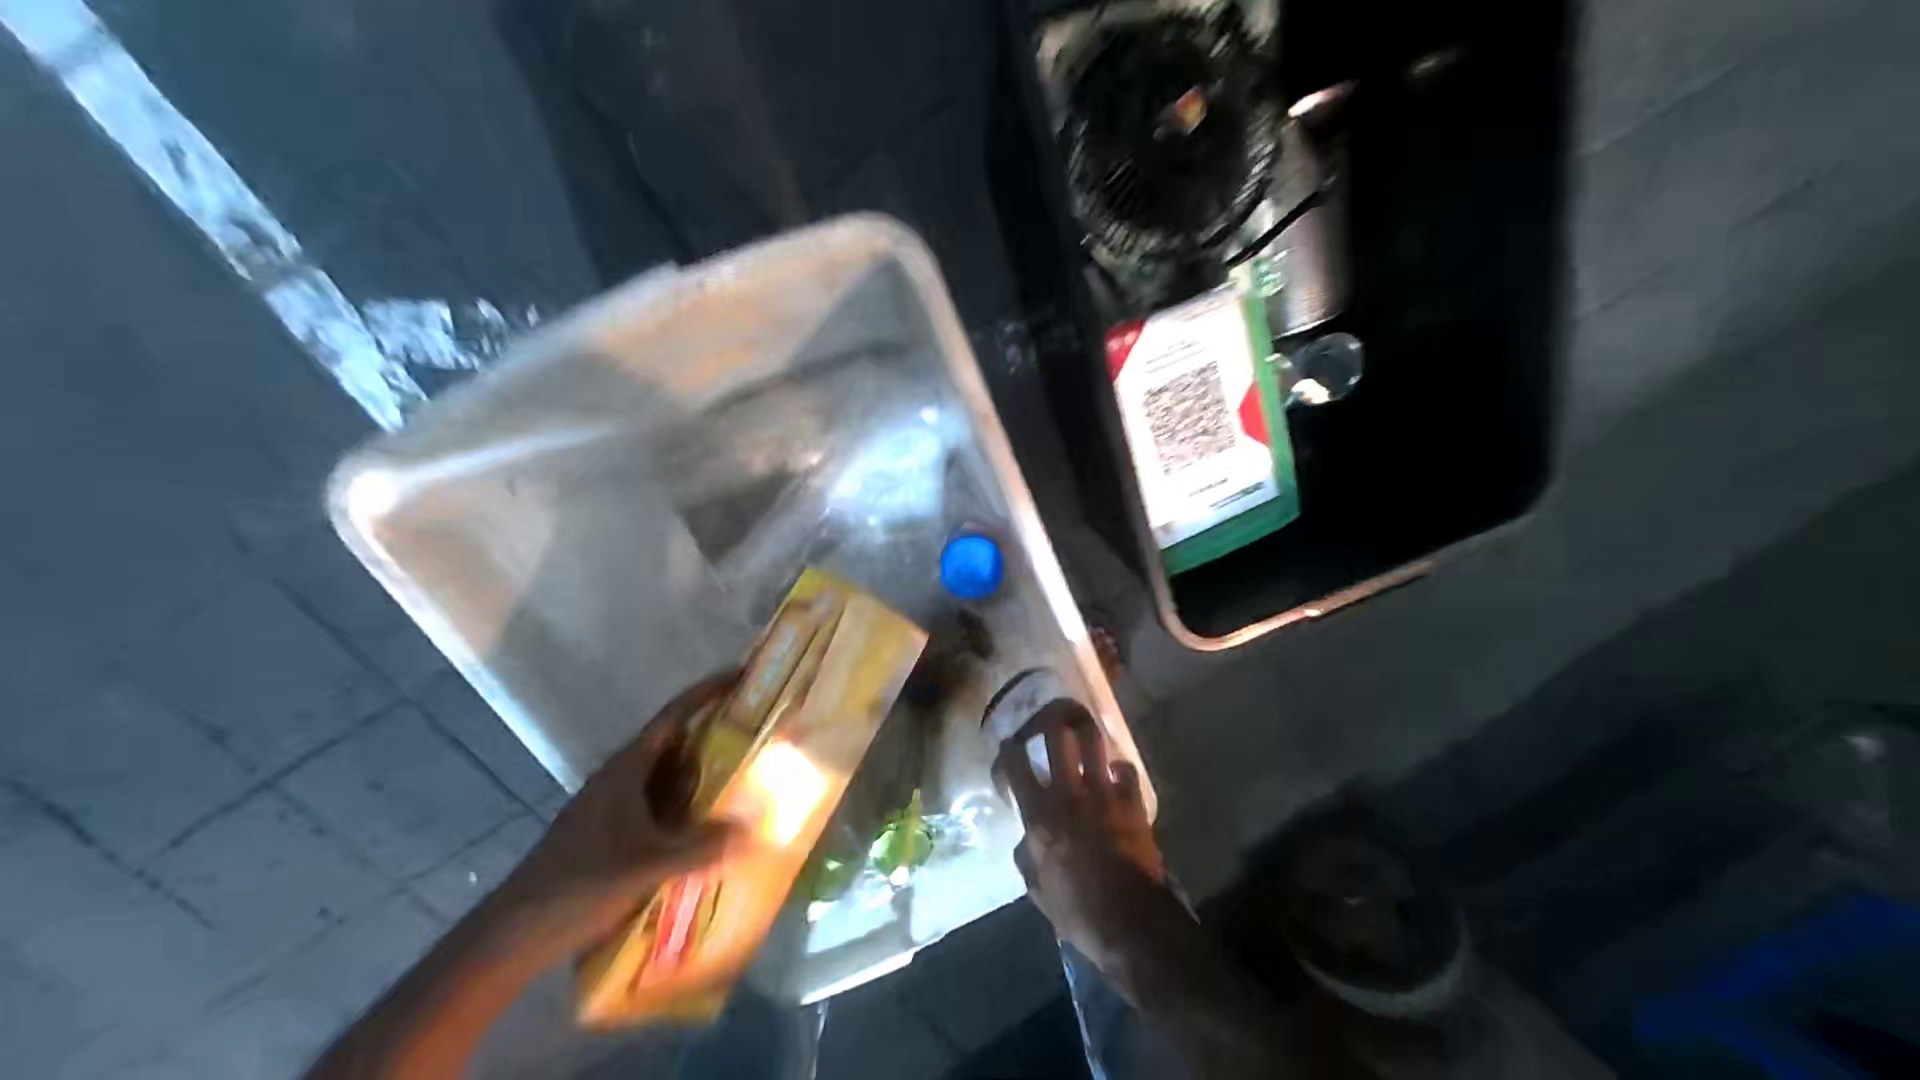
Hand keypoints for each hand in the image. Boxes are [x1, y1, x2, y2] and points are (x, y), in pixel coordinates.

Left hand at [492, 672, 741, 962]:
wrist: (514, 934)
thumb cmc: (580, 884)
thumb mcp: (646, 866)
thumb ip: (701, 848)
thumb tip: (755, 829)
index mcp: (627, 769)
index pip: (674, 716)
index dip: (707, 692)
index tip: (740, 675)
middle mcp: (621, 778)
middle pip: (675, 743)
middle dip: (714, 734)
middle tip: (757, 731)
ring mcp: (613, 806)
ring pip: (667, 777)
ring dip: (701, 773)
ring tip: (745, 775)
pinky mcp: (611, 832)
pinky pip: (660, 805)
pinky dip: (687, 806)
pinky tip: (708, 826)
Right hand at [995, 700, 1185, 978]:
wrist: (1130, 920)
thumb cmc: (1077, 910)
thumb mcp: (1038, 890)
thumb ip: (1027, 858)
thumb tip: (1026, 840)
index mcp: (1039, 814)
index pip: (1014, 764)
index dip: (1009, 750)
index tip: (1010, 749)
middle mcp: (1067, 793)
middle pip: (1056, 734)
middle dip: (1050, 720)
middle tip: (1049, 720)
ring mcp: (1103, 792)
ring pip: (1093, 740)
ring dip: (1086, 732)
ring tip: (1082, 730)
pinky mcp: (1132, 800)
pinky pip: (1126, 769)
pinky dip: (1119, 769)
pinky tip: (1116, 774)